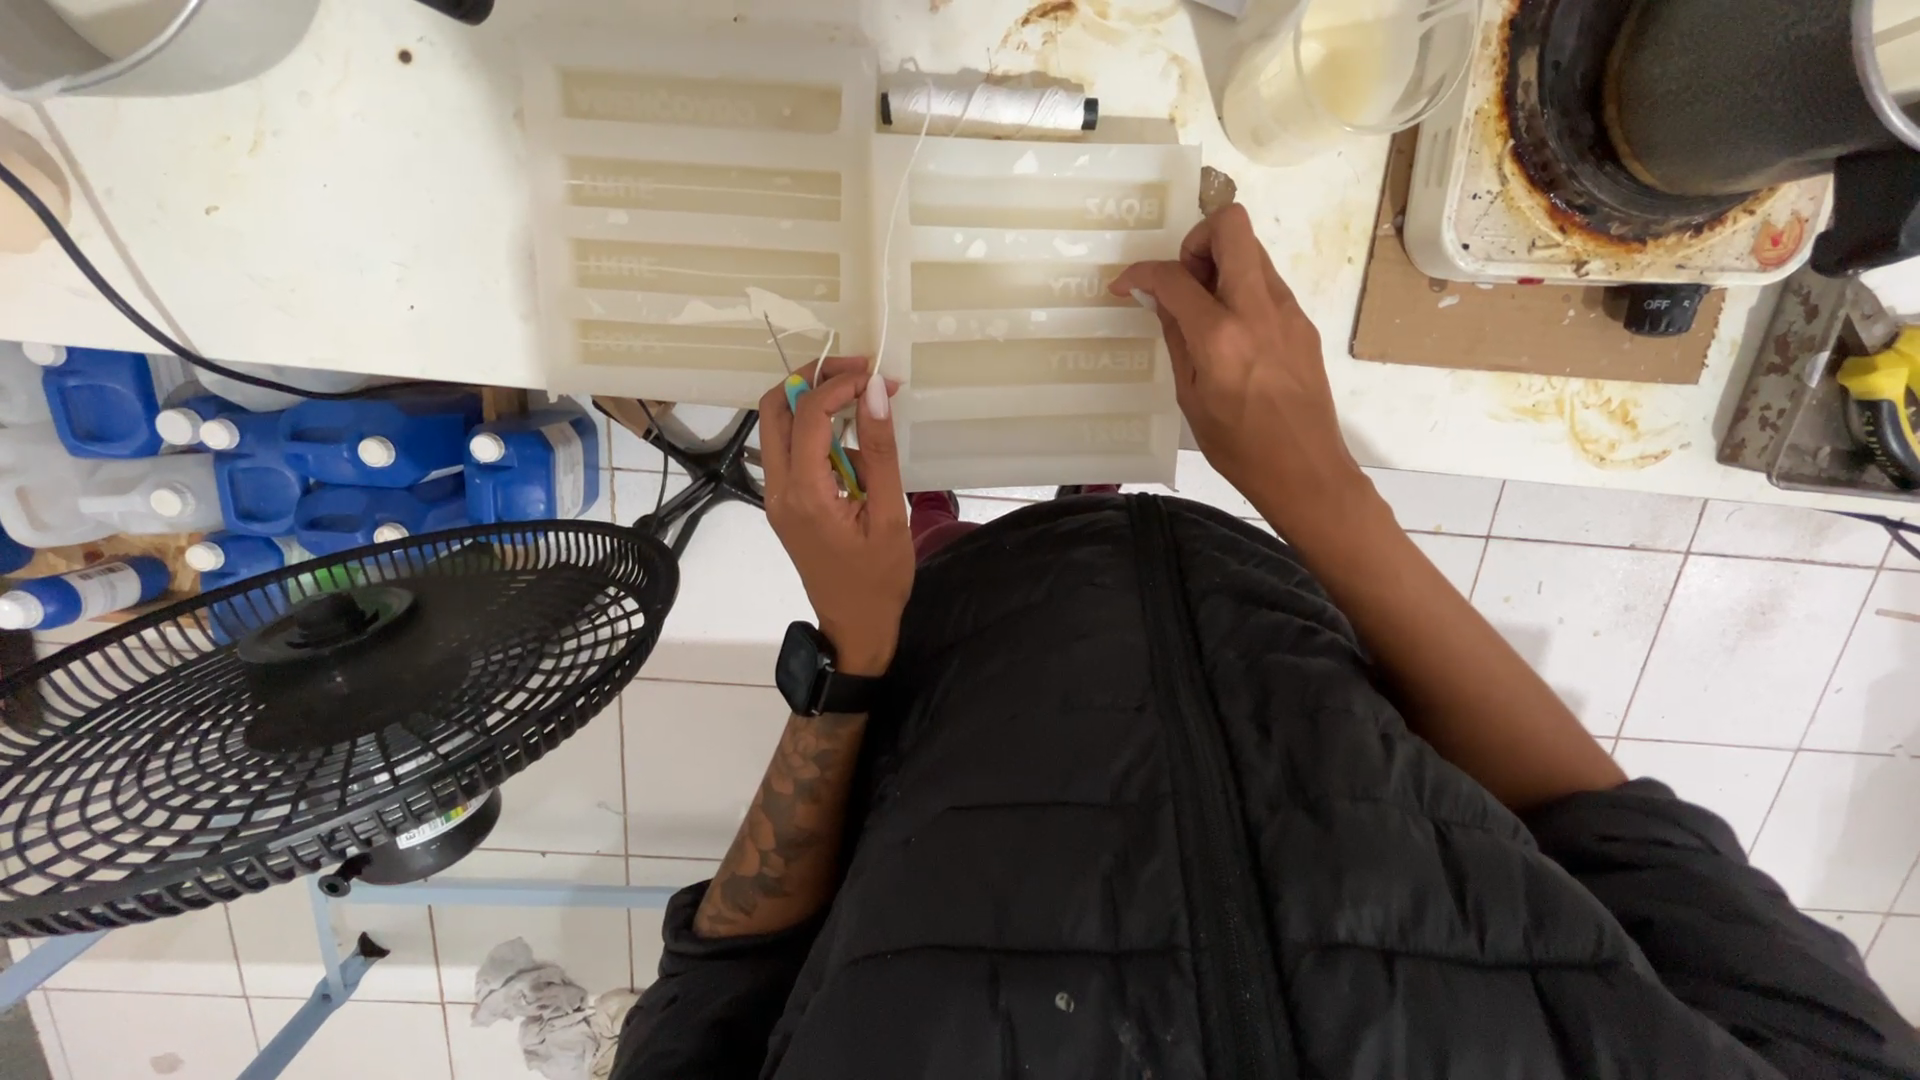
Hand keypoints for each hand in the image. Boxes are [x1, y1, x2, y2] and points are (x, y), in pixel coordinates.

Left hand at [758, 357, 911, 676]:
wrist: (855, 626)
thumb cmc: (879, 579)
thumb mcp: (890, 515)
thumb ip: (880, 451)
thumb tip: (875, 393)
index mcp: (805, 494)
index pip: (810, 414)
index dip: (840, 384)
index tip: (876, 376)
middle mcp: (778, 490)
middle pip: (774, 409)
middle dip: (812, 379)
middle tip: (856, 373)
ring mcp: (776, 497)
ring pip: (779, 428)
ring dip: (815, 406)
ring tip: (864, 408)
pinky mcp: (784, 504)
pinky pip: (792, 453)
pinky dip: (818, 435)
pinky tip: (857, 452)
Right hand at [1111, 204, 1363, 529]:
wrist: (1304, 468)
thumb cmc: (1238, 445)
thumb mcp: (1191, 396)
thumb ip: (1176, 337)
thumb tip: (1160, 298)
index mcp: (1220, 336)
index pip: (1175, 277)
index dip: (1141, 273)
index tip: (1126, 285)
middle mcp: (1258, 309)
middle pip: (1231, 226)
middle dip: (1196, 240)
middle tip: (1183, 280)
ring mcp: (1287, 311)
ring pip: (1252, 250)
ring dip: (1220, 263)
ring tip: (1203, 310)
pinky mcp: (1302, 322)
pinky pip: (1265, 282)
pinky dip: (1240, 289)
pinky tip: (1229, 332)